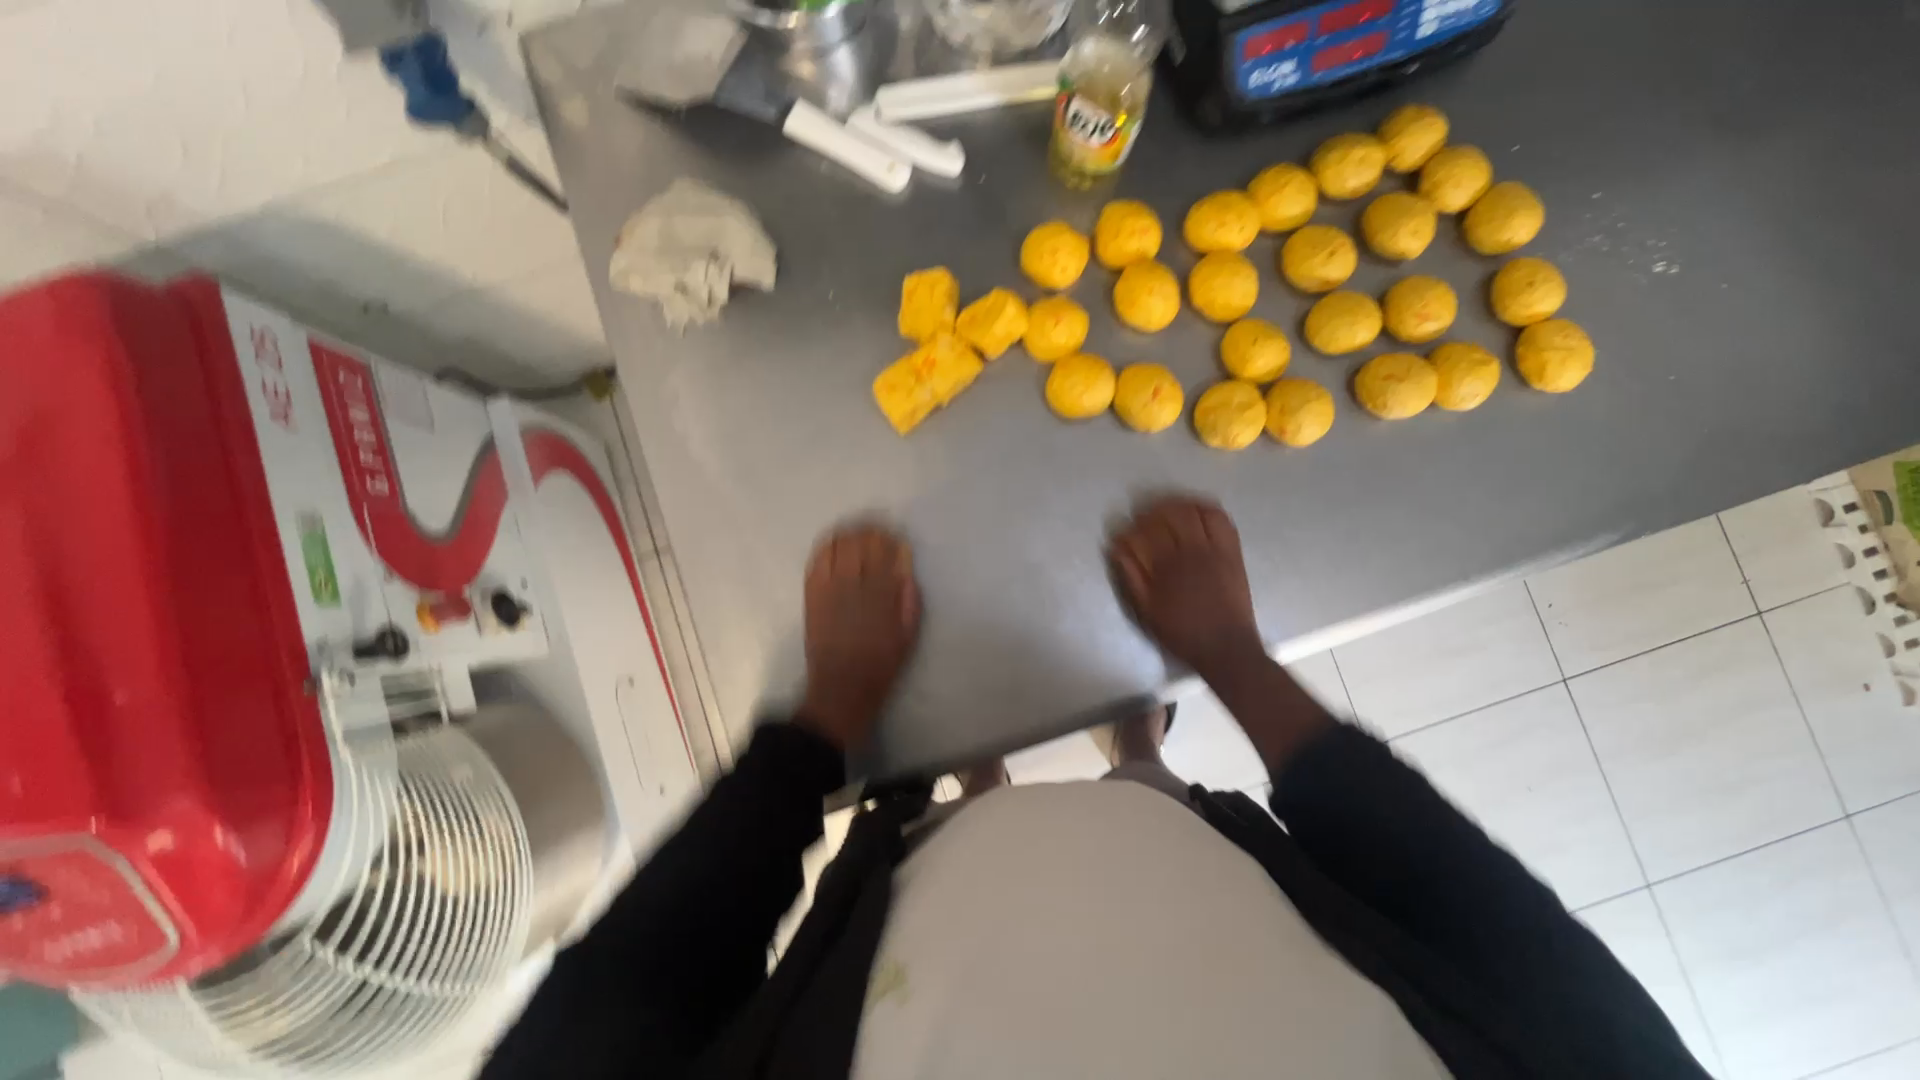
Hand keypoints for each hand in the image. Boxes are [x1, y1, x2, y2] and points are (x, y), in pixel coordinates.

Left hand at [797, 523, 921, 749]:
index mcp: (883, 595)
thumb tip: (906, 572)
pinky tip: (833, 541)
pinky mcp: (813, 595)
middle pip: (862, 545)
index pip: (887, 554)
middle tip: (876, 526)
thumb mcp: (907, 636)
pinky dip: (826, 547)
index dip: (890, 539)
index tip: (895, 534)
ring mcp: (830, 588)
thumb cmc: (880, 664)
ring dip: (849, 534)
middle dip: (870, 532)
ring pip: (839, 548)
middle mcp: (856, 586)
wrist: (841, 686)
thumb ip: (909, 602)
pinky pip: (817, 562)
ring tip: (856, 529)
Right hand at [1109, 494, 1265, 678]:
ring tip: (1165, 509)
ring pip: (1193, 511)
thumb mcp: (1147, 611)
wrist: (1226, 646)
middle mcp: (1191, 551)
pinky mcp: (1232, 551)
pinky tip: (1193, 510)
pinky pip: (1220, 519)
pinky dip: (1204, 508)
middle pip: (1168, 515)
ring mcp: (1215, 549)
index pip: (1144, 532)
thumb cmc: (1182, 632)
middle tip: (1142, 516)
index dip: (1131, 527)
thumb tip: (1117, 548)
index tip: (1124, 530)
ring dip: (1176, 504)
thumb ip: (1131, 577)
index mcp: (1167, 567)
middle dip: (1151, 511)